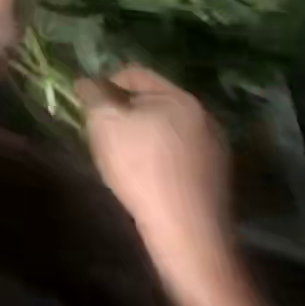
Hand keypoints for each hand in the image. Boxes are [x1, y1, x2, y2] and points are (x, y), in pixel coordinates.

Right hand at [77, 66, 232, 251]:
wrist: (186, 232)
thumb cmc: (140, 165)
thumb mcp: (104, 120)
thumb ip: (93, 92)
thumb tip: (88, 82)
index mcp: (180, 98)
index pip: (134, 74)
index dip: (105, 83)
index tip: (90, 105)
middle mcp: (205, 118)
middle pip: (152, 100)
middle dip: (124, 109)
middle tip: (103, 128)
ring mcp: (215, 149)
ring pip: (165, 126)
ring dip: (141, 132)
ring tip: (121, 152)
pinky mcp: (216, 177)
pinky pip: (178, 151)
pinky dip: (158, 153)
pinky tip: (144, 172)